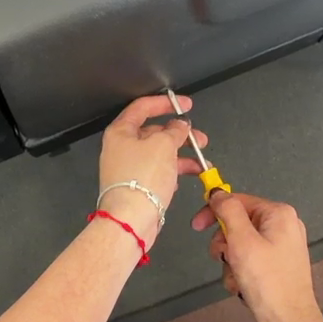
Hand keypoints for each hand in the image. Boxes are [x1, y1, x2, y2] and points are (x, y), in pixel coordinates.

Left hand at [97, 95, 207, 244]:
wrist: (131, 219)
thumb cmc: (141, 180)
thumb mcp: (164, 145)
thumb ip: (175, 130)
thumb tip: (180, 125)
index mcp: (121, 132)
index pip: (143, 107)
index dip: (166, 103)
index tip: (185, 105)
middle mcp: (121, 148)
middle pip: (154, 132)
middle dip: (180, 135)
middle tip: (199, 139)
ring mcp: (128, 168)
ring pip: (159, 154)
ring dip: (182, 157)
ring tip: (202, 163)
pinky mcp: (136, 186)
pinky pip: (158, 172)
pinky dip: (173, 173)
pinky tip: (183, 179)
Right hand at [193, 192, 322, 321]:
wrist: (288, 321)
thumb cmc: (265, 279)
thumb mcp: (241, 240)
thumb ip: (228, 211)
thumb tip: (217, 192)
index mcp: (278, 213)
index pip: (237, 201)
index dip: (213, 211)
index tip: (196, 227)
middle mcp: (284, 225)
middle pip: (238, 223)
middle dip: (225, 244)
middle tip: (223, 259)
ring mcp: (282, 246)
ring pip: (241, 244)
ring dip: (231, 262)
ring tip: (237, 279)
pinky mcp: (279, 265)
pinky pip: (250, 260)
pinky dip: (241, 272)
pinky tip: (243, 287)